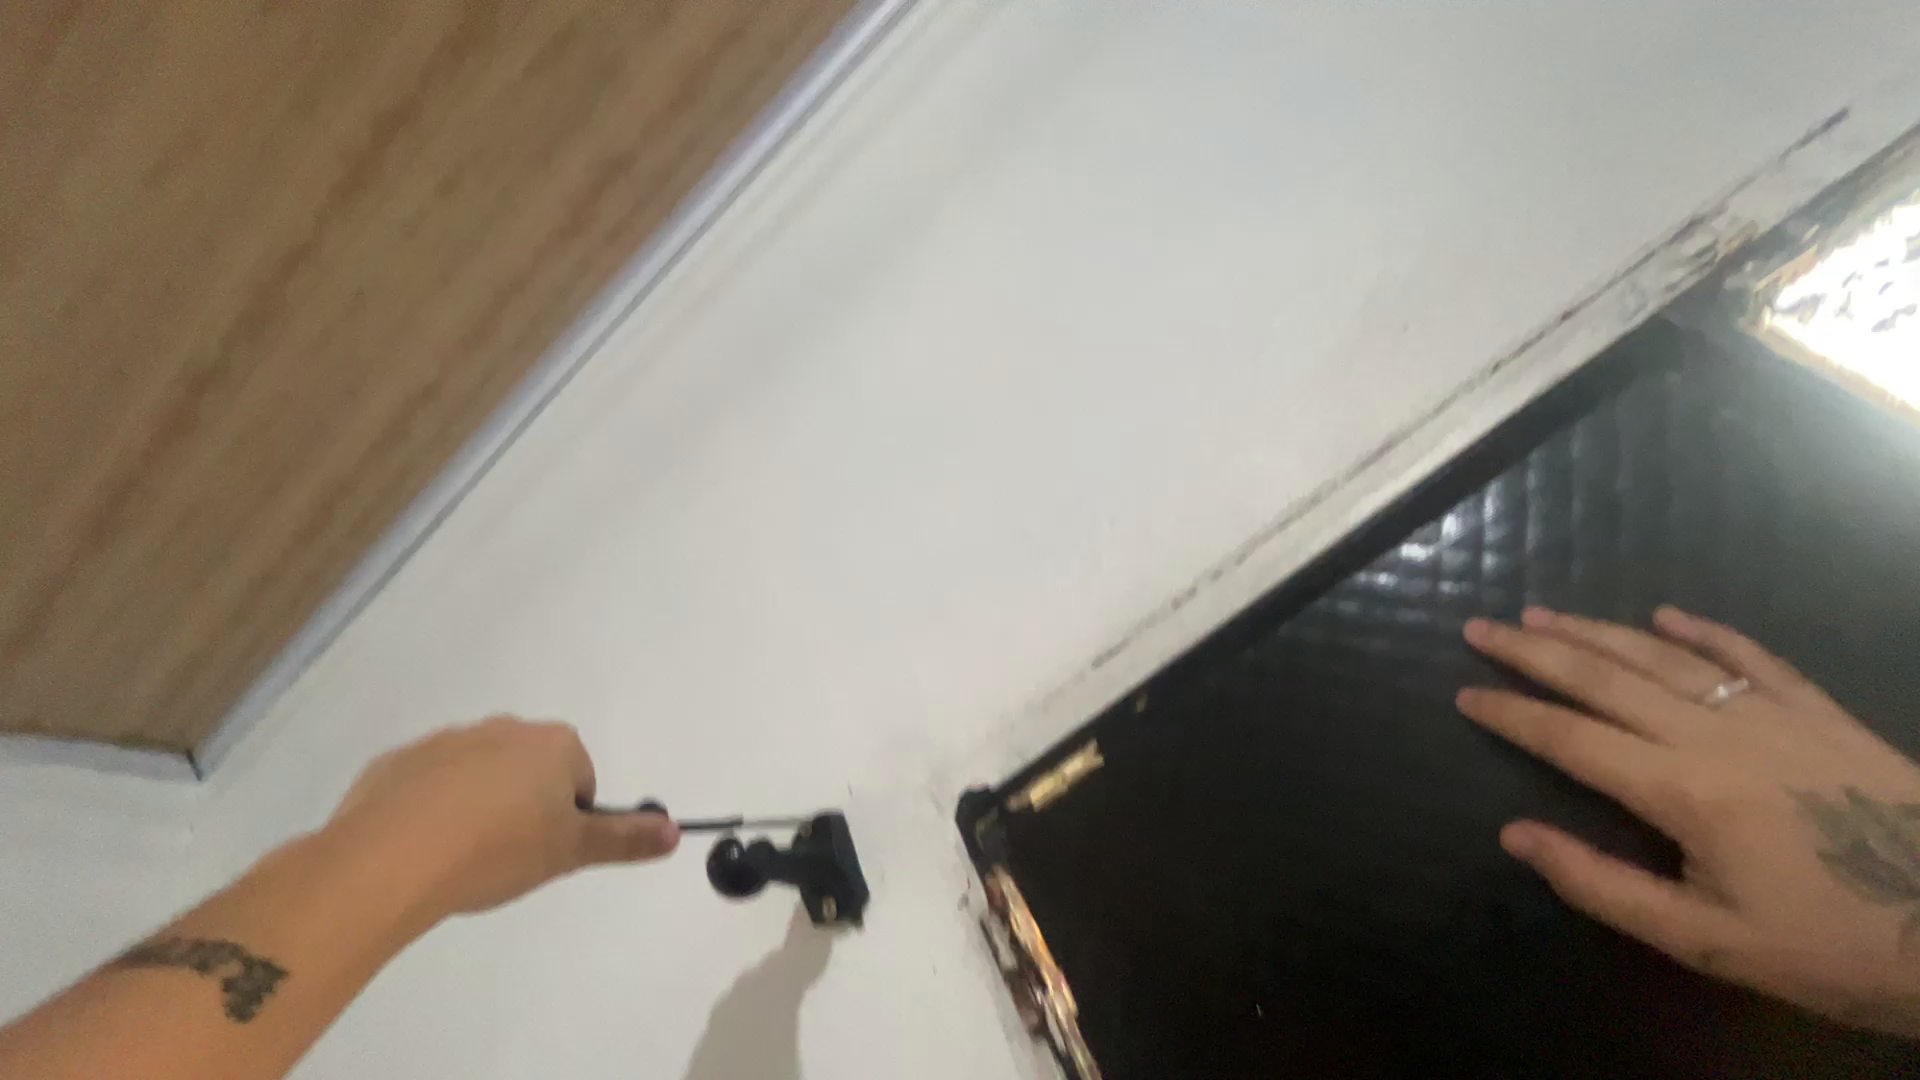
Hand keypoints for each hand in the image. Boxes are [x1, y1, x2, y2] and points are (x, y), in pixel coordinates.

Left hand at [325, 716, 678, 920]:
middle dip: (525, 807)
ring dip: (478, 806)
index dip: (568, 820)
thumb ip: (625, 838)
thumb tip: (676, 831)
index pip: (581, 780)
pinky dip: (429, 809)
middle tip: (507, 856)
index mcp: (554, 744)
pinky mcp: (395, 762)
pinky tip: (418, 849)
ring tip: (458, 857)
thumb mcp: (571, 851)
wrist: (386, 861)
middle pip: (531, 771)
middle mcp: (505, 729)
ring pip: (479, 776)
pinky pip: (427, 784)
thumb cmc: (497, 849)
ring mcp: (447, 741)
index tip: (544, 851)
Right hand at [1459, 606, 1919, 1037]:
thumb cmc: (1838, 945)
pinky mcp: (1821, 714)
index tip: (1465, 695)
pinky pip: (1753, 659)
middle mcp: (1712, 736)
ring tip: (1540, 612)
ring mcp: (1770, 717)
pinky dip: (1706, 633)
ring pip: (1659, 657)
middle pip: (1600, 678)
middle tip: (1479, 627)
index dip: (1509, 713)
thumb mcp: (1710, 941)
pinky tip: (1666, 615)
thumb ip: (1602, 886)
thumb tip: (1514, 835)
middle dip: (1530, 650)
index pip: (1566, 736)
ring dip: (1593, 630)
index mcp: (1680, 790)